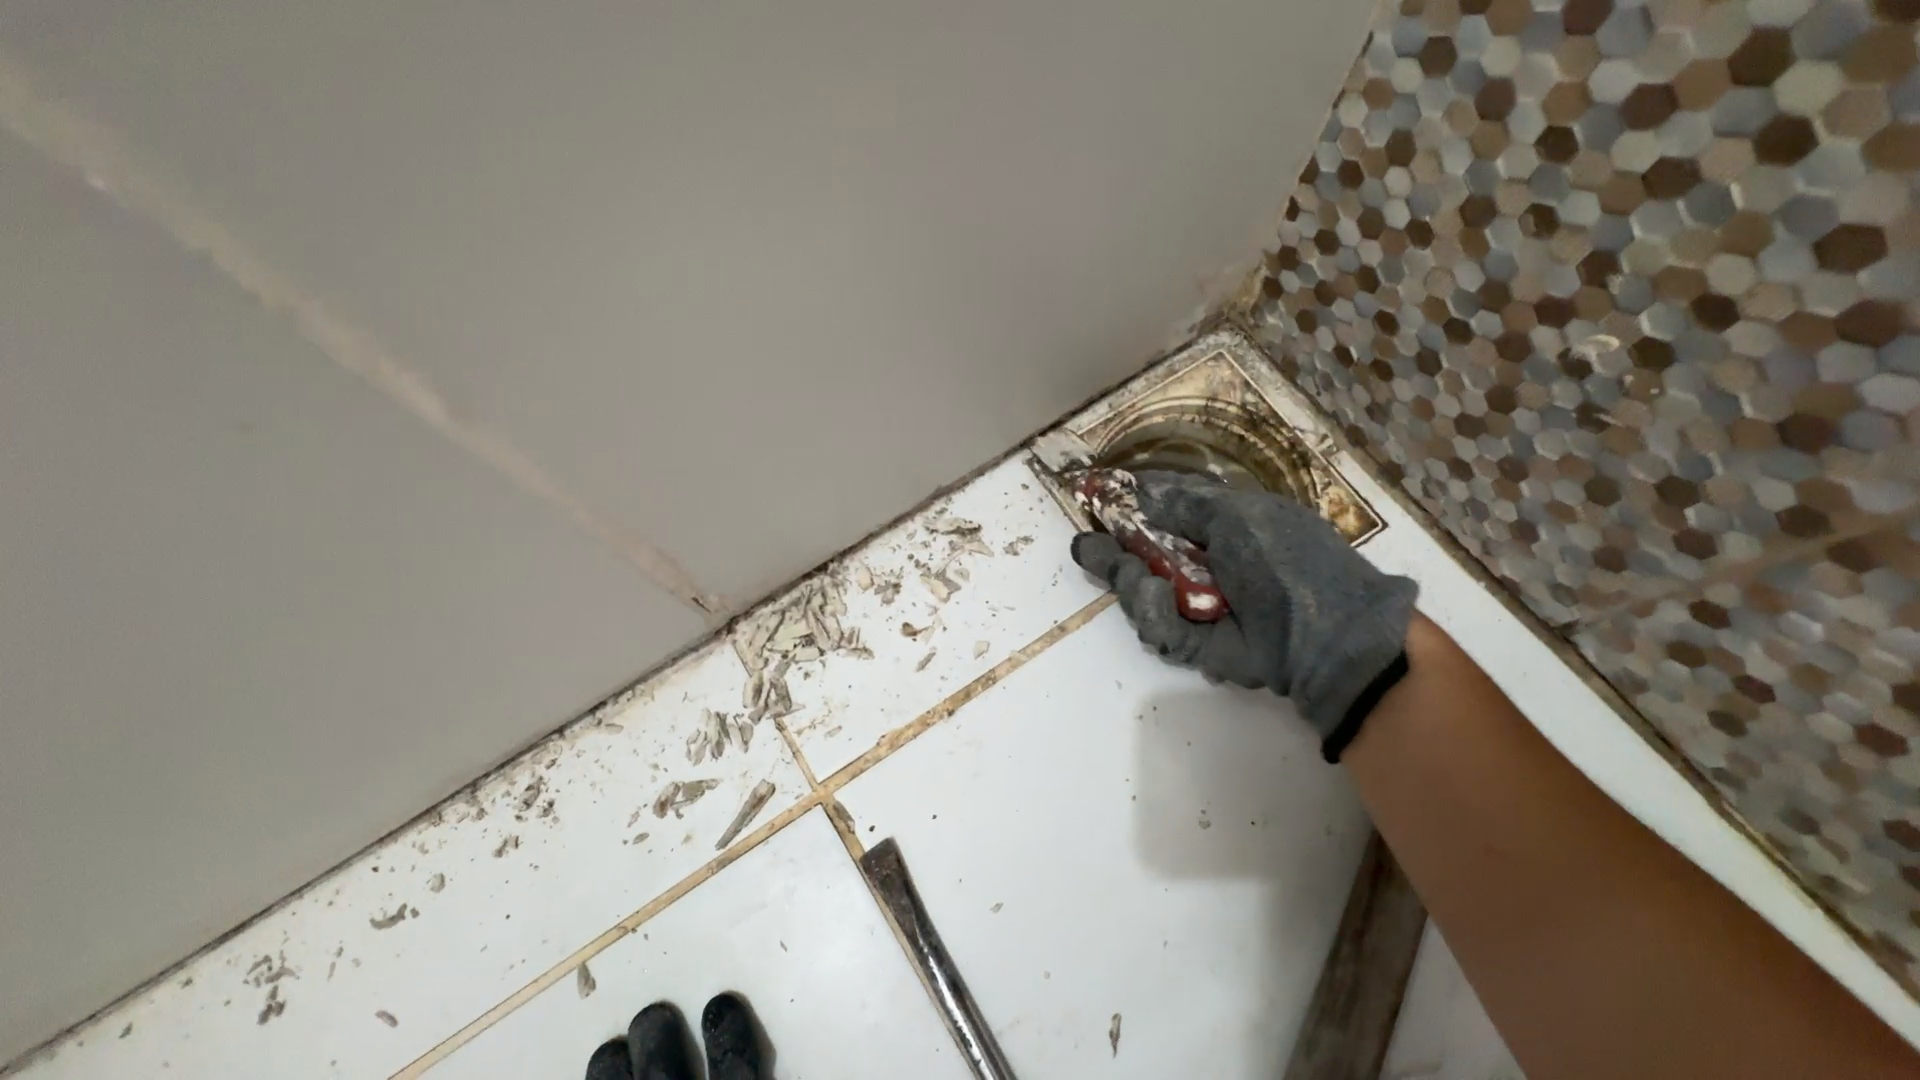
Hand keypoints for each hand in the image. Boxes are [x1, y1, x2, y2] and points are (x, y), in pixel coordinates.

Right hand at [1070, 471, 1417, 757]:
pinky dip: (1151, 612)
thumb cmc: (1286, 559)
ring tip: (1133, 573)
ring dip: (1128, 580)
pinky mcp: (1195, 645)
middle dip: (1112, 551)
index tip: (1093, 496)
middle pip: (1140, 557)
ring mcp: (1197, 607)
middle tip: (1085, 545)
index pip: (1163, 512)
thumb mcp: (1238, 516)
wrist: (1326, 633)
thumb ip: (1184, 504)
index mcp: (1218, 526)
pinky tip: (1154, 594)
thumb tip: (1140, 491)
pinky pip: (1158, 629)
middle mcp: (1203, 565)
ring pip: (1140, 593)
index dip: (1128, 506)